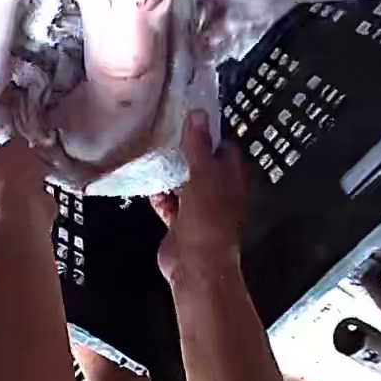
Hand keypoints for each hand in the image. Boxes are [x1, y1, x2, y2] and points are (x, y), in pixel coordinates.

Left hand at [0, 132, 55, 225]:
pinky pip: (29, 184)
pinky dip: (37, 178)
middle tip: (27, 142)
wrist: (26, 206)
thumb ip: (18, 140)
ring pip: (18, 172)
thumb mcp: (18, 146)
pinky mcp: (21, 200)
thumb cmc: (15, 174)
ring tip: (43, 156)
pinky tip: (47, 171)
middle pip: (1, 159)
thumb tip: (20, 140)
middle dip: (16, 151)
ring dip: (30, 164)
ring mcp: (5, 190)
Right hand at [150, 111, 246, 286]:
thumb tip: (198, 115)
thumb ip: (198, 144)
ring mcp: (199, 211)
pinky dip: (160, 197)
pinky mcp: (181, 225)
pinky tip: (149, 187)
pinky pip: (169, 205)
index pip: (224, 148)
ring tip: (152, 158)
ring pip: (183, 185)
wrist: (196, 265)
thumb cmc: (208, 221)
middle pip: (201, 166)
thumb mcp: (202, 174)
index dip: (208, 133)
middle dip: (184, 154)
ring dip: (169, 175)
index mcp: (231, 179)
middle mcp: (218, 194)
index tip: (189, 120)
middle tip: (165, 136)